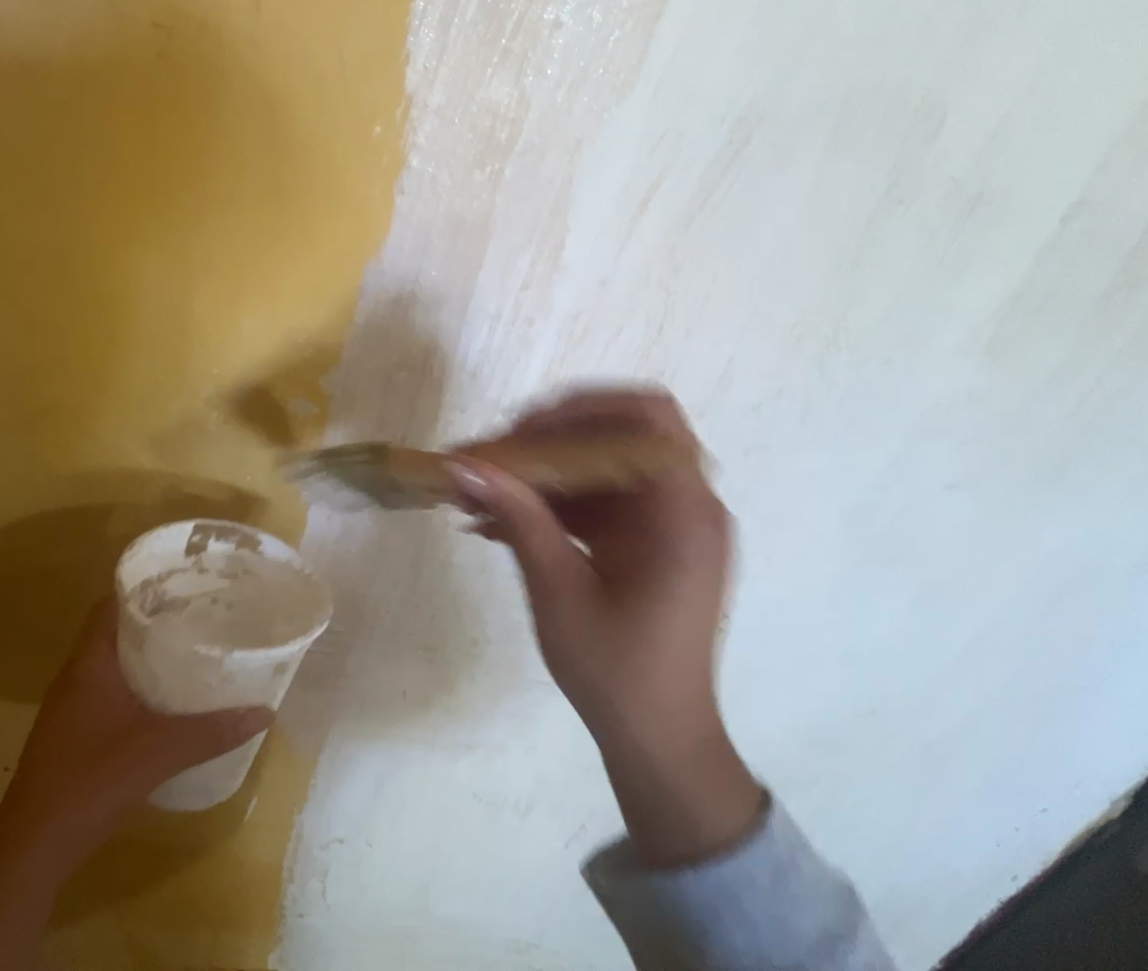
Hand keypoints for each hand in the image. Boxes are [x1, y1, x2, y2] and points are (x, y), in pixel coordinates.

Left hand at [0, 595, 273, 866]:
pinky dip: (138, 689)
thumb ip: (212, 732)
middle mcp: (76, 675)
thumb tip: (264, 712)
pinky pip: (110, 693)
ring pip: (113, 665)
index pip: (110, 605)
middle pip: (115, 632)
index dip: (143, 589)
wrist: (36, 841)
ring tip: (192, 654)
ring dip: (146, 658)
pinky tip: (168, 705)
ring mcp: (72, 706)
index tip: (183, 584)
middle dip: (155, 623)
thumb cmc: (92, 780)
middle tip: (201, 618)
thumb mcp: (159, 752)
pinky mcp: (75, 733)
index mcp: (89, 663)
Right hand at [448, 387, 763, 866]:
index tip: (517, 430)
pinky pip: (597, 504)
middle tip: (488, 458)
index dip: (581, 409)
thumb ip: (517, 518)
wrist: (656, 737)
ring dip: (539, 474)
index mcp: (684, 514)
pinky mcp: (647, 546)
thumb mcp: (560, 590)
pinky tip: (492, 523)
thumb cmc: (616, 670)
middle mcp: (686, 507)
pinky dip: (550, 506)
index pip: (646, 420)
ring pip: (600, 469)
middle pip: (619, 437)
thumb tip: (461, 464)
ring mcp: (668, 527)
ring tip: (474, 492)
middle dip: (547, 441)